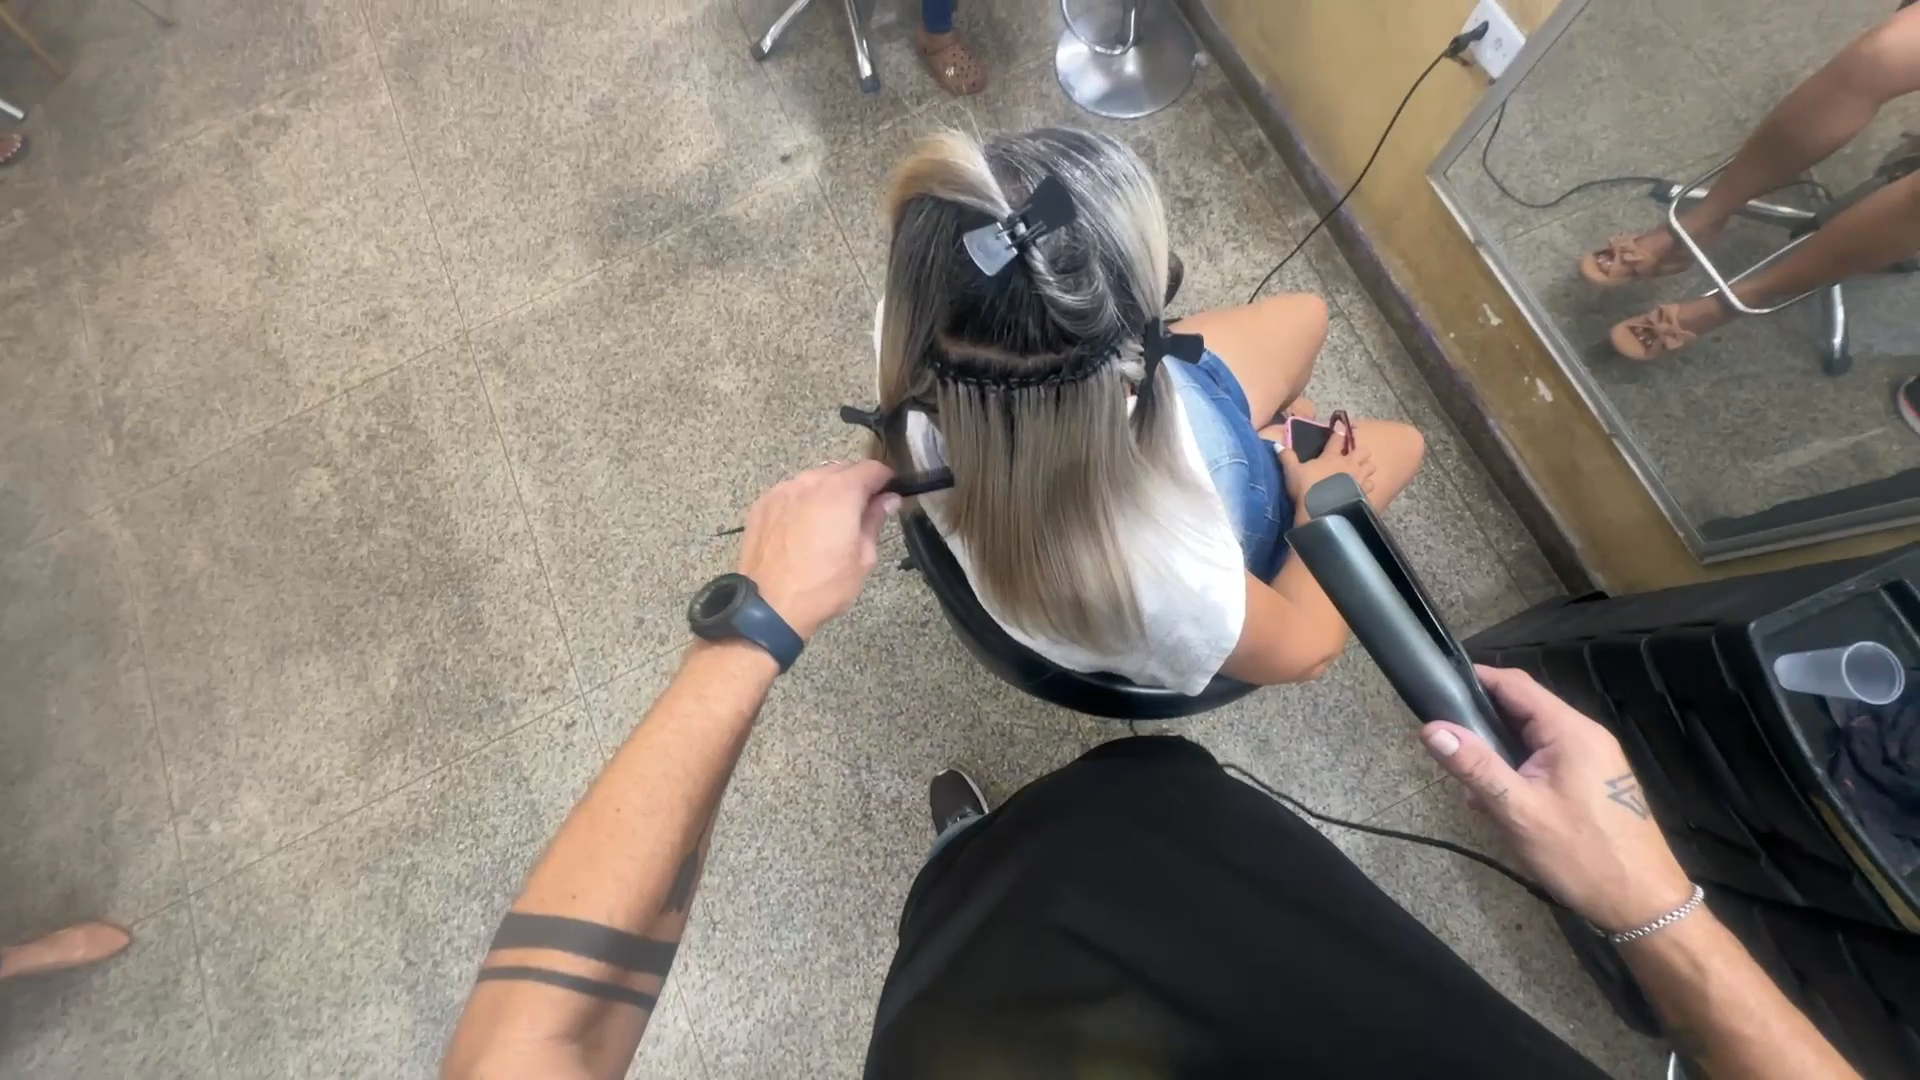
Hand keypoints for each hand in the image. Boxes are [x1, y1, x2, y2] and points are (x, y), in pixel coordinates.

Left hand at [736, 461, 898, 640]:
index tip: (889, 493)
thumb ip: (874, 520)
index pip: (871, 469)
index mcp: (841, 492)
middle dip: (856, 484)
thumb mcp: (862, 557)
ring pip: (815, 478)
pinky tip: (805, 525)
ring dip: (829, 491)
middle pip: (842, 469)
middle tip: (863, 511)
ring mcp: (783, 491)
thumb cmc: (822, 586)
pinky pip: (791, 491)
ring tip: (831, 520)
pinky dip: (804, 500)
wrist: (768, 606)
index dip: (885, 479)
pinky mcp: (763, 504)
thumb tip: (888, 500)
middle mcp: (811, 483)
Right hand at [1277, 437, 1375, 509]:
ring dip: (1366, 469)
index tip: (1341, 431)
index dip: (1339, 434)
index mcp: (1331, 457)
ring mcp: (1358, 478)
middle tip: (1352, 458)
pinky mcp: (1363, 492)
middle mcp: (1348, 464)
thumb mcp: (1292, 471)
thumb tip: (1277, 444)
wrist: (1320, 509)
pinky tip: (1361, 490)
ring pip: (1371, 467)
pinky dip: (1367, 486)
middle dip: (1360, 453)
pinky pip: (1371, 485)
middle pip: (1364, 451)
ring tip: (1360, 473)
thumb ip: (1287, 457)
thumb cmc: (1306, 487)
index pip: (1337, 439)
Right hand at [1420, 665, 1693, 934]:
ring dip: (1494, 749)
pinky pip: (1542, 756)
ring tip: (1467, 779)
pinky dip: (1513, 766)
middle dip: (1479, 720)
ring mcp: (1592, 758)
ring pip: (1528, 734)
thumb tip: (1430, 728)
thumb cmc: (1582, 855)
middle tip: (1444, 742)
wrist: (1646, 909)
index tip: (1435, 688)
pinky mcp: (1591, 780)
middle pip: (1520, 706)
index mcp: (1571, 733)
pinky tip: (1495, 798)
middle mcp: (1585, 736)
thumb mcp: (1517, 810)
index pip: (1514, 684)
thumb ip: (1473, 765)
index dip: (1474, 679)